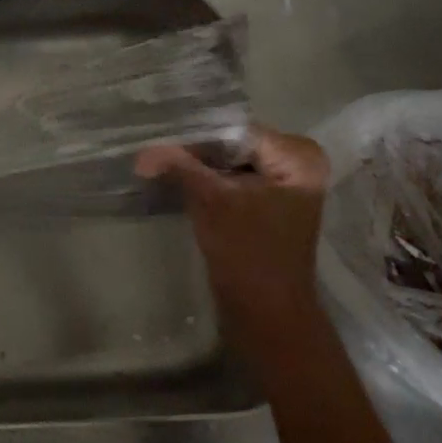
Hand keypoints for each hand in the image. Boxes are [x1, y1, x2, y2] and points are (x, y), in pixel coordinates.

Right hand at [135, 126, 329, 318]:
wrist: (267, 311)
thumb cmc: (248, 253)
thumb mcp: (210, 202)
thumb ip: (178, 167)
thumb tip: (142, 151)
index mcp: (298, 156)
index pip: (234, 131)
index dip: (192, 138)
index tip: (154, 144)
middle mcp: (298, 163)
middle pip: (233, 143)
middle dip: (193, 150)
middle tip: (151, 155)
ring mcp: (286, 183)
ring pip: (230, 161)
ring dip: (197, 166)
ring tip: (158, 165)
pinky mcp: (270, 202)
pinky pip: (233, 178)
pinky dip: (207, 180)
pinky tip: (177, 181)